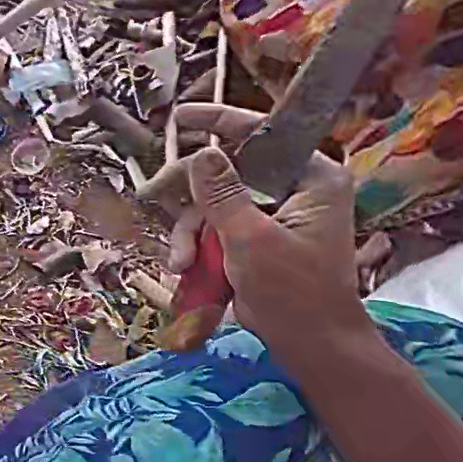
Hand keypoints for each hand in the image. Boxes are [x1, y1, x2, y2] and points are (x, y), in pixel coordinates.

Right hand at [170, 104, 371, 357]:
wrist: (310, 344)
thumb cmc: (293, 292)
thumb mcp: (250, 240)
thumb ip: (222, 195)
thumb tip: (200, 153)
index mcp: (311, 178)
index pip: (262, 136)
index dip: (220, 122)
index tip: (181, 117)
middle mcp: (292, 190)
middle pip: (226, 174)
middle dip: (192, 201)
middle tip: (152, 197)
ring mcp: (272, 215)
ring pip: (213, 206)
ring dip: (190, 235)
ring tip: (181, 266)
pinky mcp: (254, 239)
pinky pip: (214, 229)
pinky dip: (198, 248)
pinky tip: (187, 271)